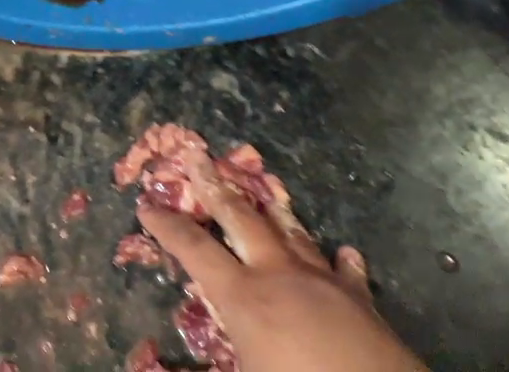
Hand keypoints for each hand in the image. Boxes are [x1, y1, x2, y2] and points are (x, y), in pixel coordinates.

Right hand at [138, 182, 423, 371]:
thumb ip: (193, 370)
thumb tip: (148, 365)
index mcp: (242, 296)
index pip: (192, 248)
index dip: (166, 225)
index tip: (146, 206)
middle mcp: (278, 275)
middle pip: (240, 219)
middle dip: (215, 187)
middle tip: (198, 157)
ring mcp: (324, 283)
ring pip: (292, 233)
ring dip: (273, 211)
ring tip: (264, 190)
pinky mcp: (362, 303)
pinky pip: (346, 272)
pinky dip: (340, 260)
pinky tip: (344, 252)